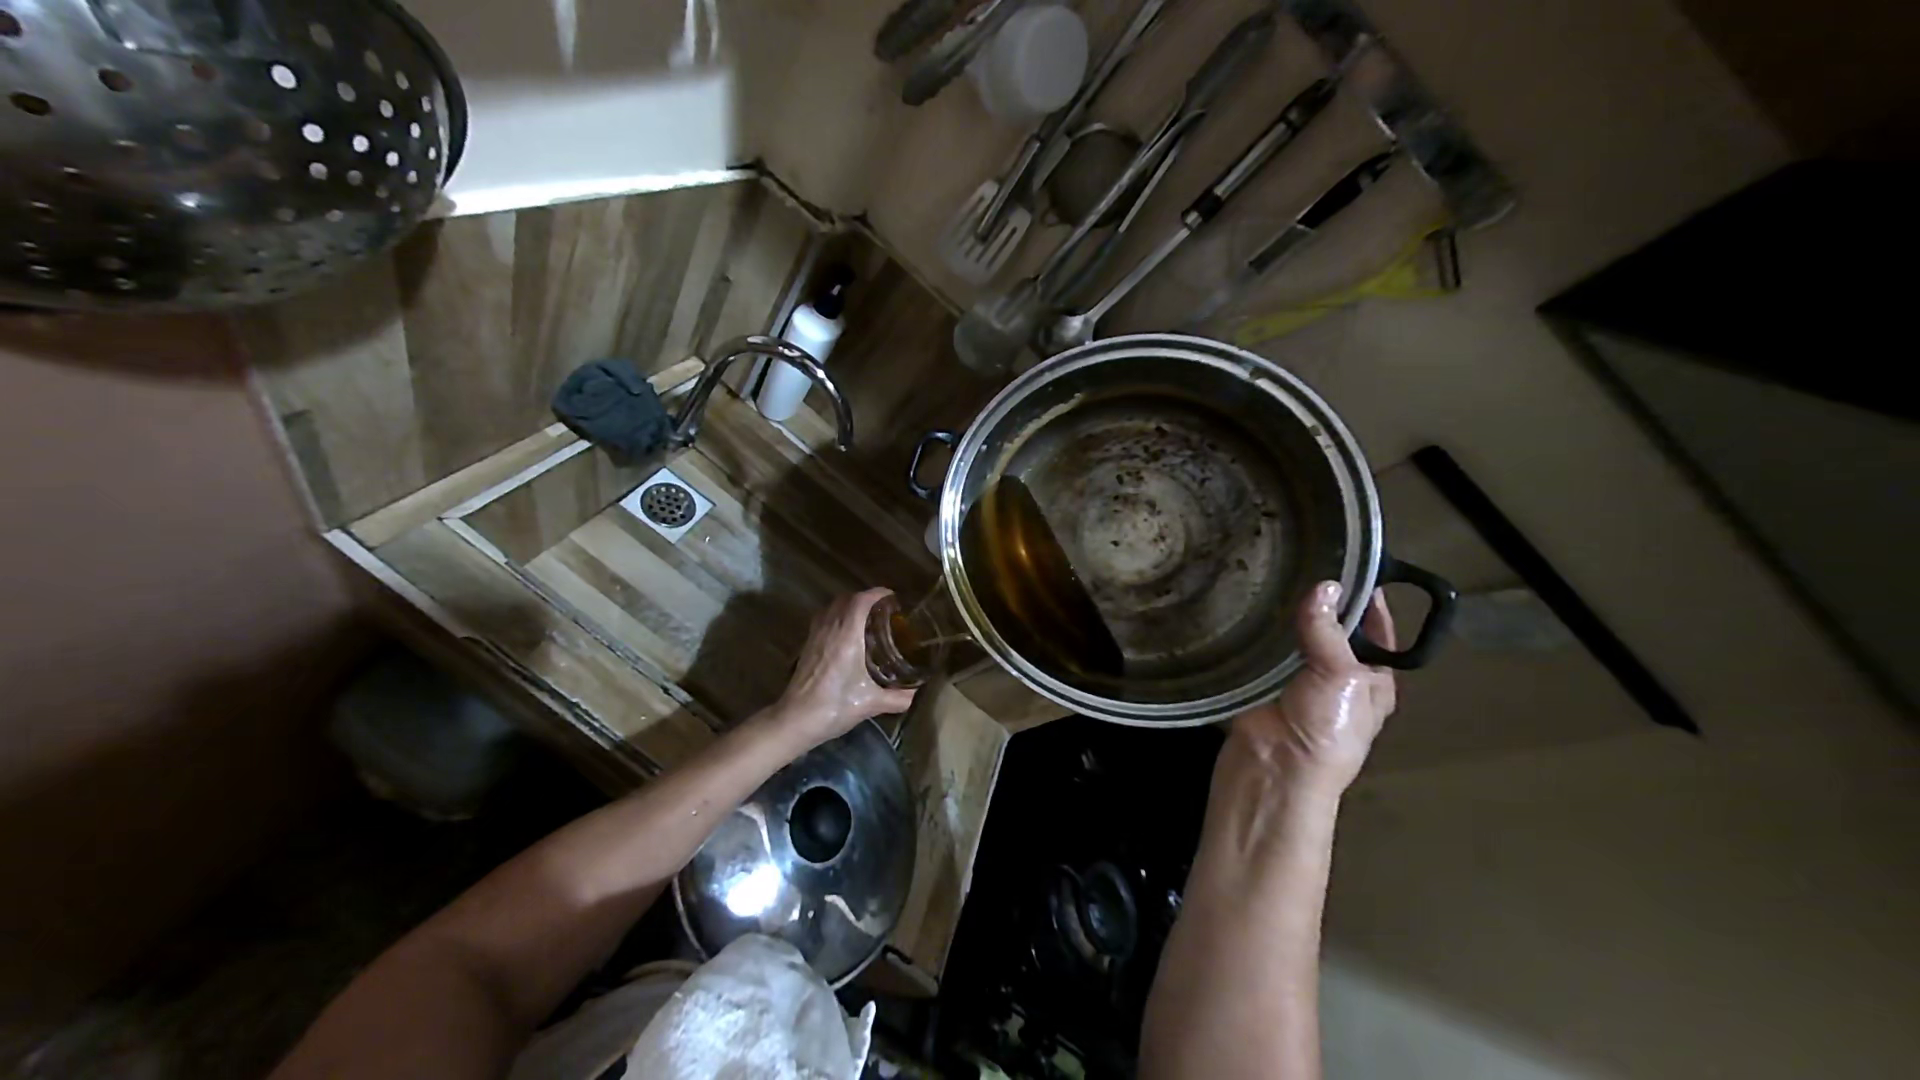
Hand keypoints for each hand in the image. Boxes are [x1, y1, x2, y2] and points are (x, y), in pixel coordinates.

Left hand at [773, 589, 918, 747]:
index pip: (860, 601)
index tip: (892, 597)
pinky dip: (836, 617)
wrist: (796, 719)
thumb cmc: (834, 706)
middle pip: (845, 599)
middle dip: (864, 598)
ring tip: (865, 619)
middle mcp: (829, 629)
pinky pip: (823, 619)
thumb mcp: (871, 703)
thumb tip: (915, 694)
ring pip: (831, 607)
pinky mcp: (806, 645)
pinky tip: (845, 636)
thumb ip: (897, 698)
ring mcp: (815, 635)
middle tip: (882, 609)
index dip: (877, 593)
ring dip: (848, 605)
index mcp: (846, 636)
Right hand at [1234, 581, 1396, 796]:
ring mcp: (1298, 680)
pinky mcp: (1264, 681)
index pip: (1377, 629)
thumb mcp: (1341, 675)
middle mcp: (1339, 678)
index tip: (1350, 564)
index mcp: (1373, 679)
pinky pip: (1264, 649)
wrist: (1276, 767)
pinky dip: (1259, 631)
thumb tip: (1322, 586)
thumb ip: (1328, 630)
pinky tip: (1248, 605)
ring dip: (1287, 616)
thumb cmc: (1326, 726)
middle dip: (1322, 603)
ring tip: (1272, 576)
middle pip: (1333, 630)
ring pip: (1296, 637)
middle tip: (1302, 562)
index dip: (1369, 599)